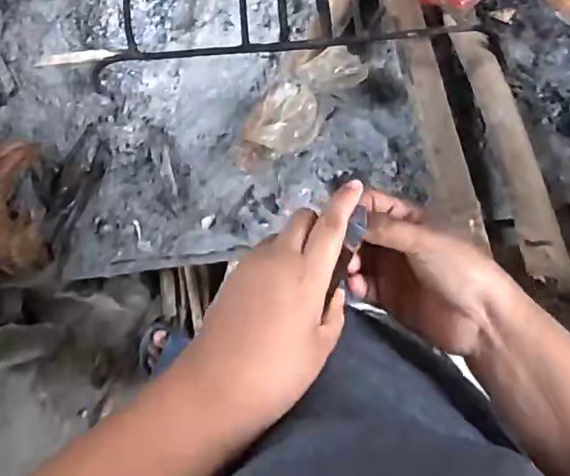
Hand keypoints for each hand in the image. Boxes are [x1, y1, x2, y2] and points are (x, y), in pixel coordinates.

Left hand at [169, 181, 364, 434]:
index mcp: (308, 273)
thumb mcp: (320, 348)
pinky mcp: (236, 271)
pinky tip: (277, 293)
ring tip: (300, 281)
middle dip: (319, 221)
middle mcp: (281, 256)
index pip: (331, 224)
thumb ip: (334, 311)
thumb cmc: (277, 373)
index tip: (354, 185)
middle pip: (303, 218)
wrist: (215, 385)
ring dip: (297, 243)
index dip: (344, 201)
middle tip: (327, 251)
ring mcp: (254, 260)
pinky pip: (265, 252)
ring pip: (283, 235)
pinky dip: (278, 258)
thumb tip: (333, 289)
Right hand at [347, 189, 523, 359]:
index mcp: (405, 218)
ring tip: (346, 270)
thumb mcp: (422, 240)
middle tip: (334, 249)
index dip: (351, 207)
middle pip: (359, 232)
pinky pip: (364, 286)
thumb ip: (384, 228)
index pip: (370, 203)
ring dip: (348, 262)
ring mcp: (391, 269)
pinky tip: (355, 288)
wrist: (483, 321)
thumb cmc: (458, 267)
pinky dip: (355, 285)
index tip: (331, 216)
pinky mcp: (389, 298)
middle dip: (345, 237)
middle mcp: (394, 240)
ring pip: (358, 258)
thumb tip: (346, 215)